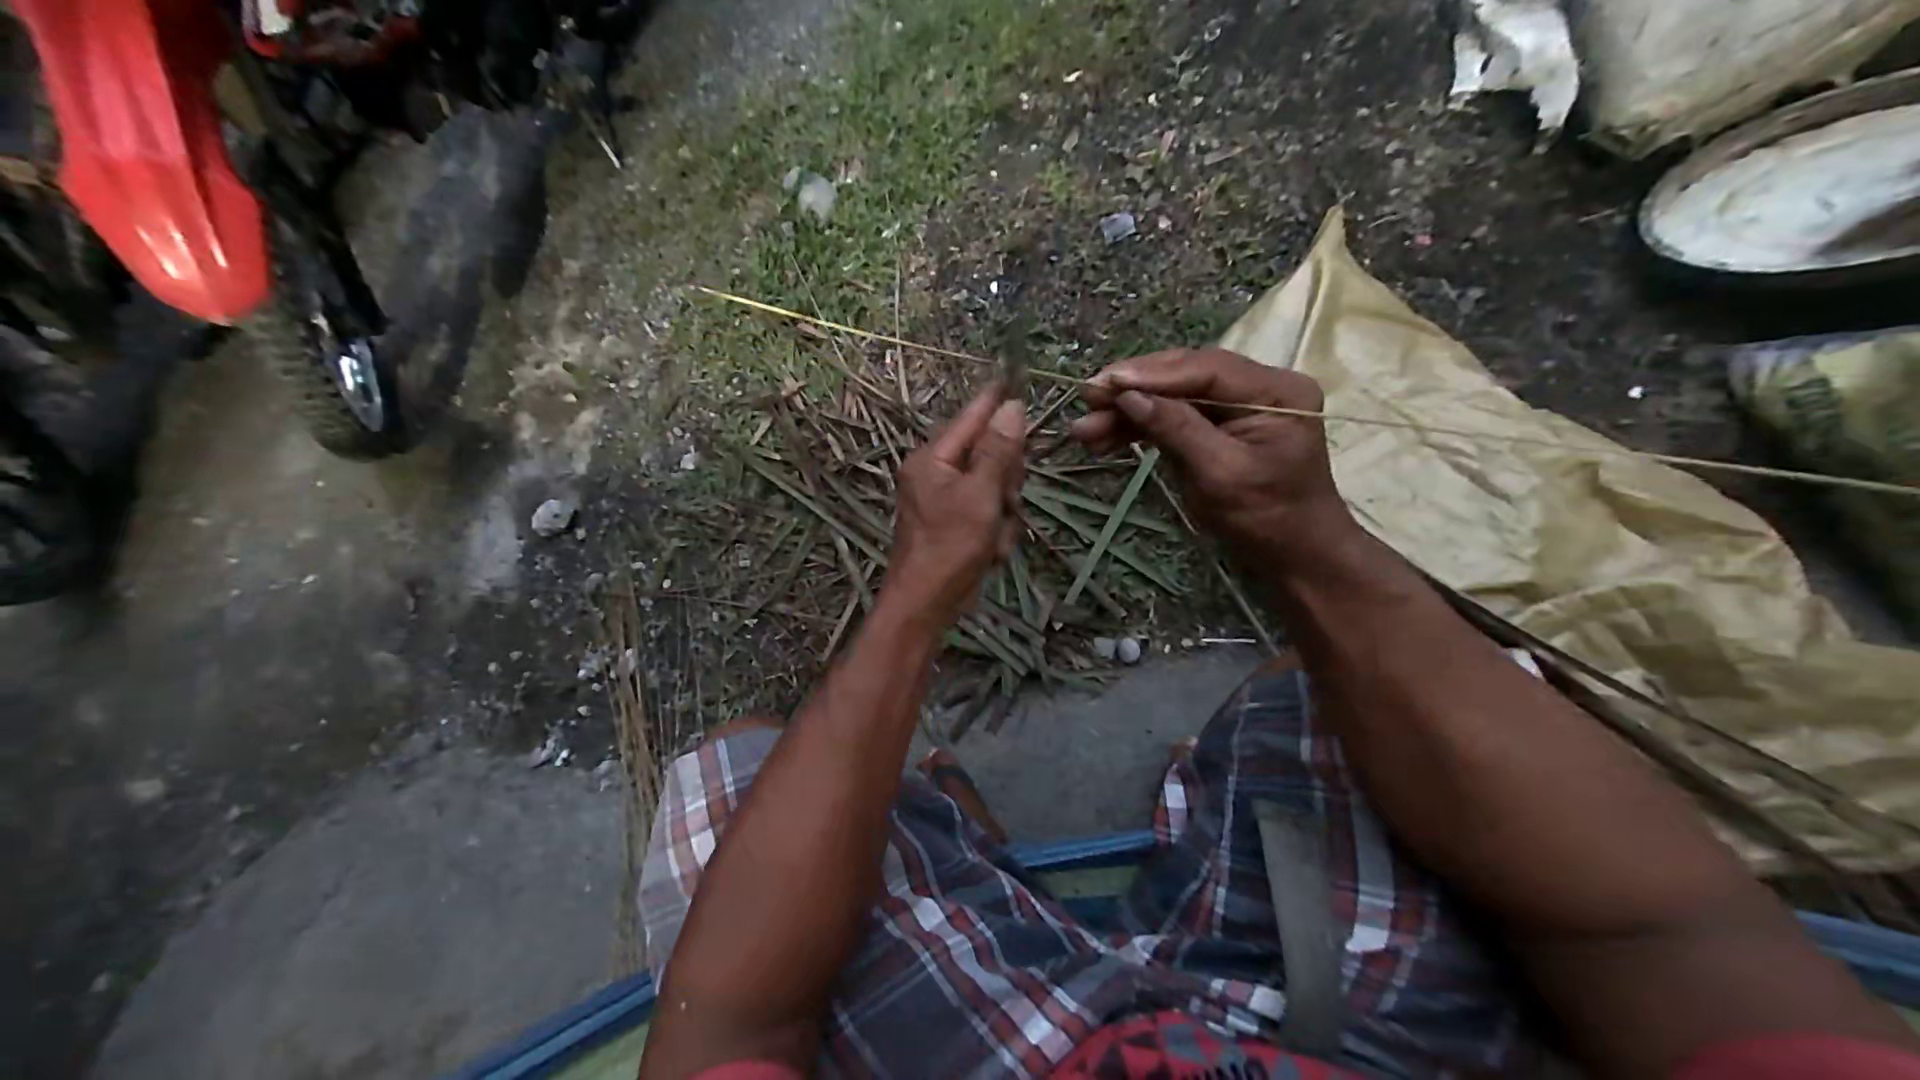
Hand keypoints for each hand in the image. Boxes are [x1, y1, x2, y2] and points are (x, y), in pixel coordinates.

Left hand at [887, 384, 1026, 618]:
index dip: (997, 402)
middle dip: (1006, 479)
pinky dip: (995, 530)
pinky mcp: (953, 522)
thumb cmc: (950, 547)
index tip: (1018, 380)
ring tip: (995, 534)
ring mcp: (944, 499)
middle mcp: (935, 472)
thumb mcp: (981, 495)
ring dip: (1003, 511)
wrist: (925, 604)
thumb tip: (1012, 406)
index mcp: (933, 459)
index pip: (971, 417)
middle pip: (988, 453)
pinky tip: (991, 549)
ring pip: (994, 486)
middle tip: (1006, 501)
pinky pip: (988, 511)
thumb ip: (998, 451)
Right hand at [1069, 347, 1357, 565]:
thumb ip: (1176, 429)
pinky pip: (1172, 418)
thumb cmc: (1266, 519)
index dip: (1151, 374)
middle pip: (1185, 376)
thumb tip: (1128, 397)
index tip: (1104, 383)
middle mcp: (1258, 387)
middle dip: (1132, 390)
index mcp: (1276, 391)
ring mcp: (1236, 406)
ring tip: (1084, 430)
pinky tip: (1106, 439)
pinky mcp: (1216, 427)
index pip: (1206, 369)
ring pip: (1172, 397)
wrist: (1294, 556)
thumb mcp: (1220, 474)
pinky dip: (1139, 428)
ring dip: (1127, 412)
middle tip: (1086, 398)